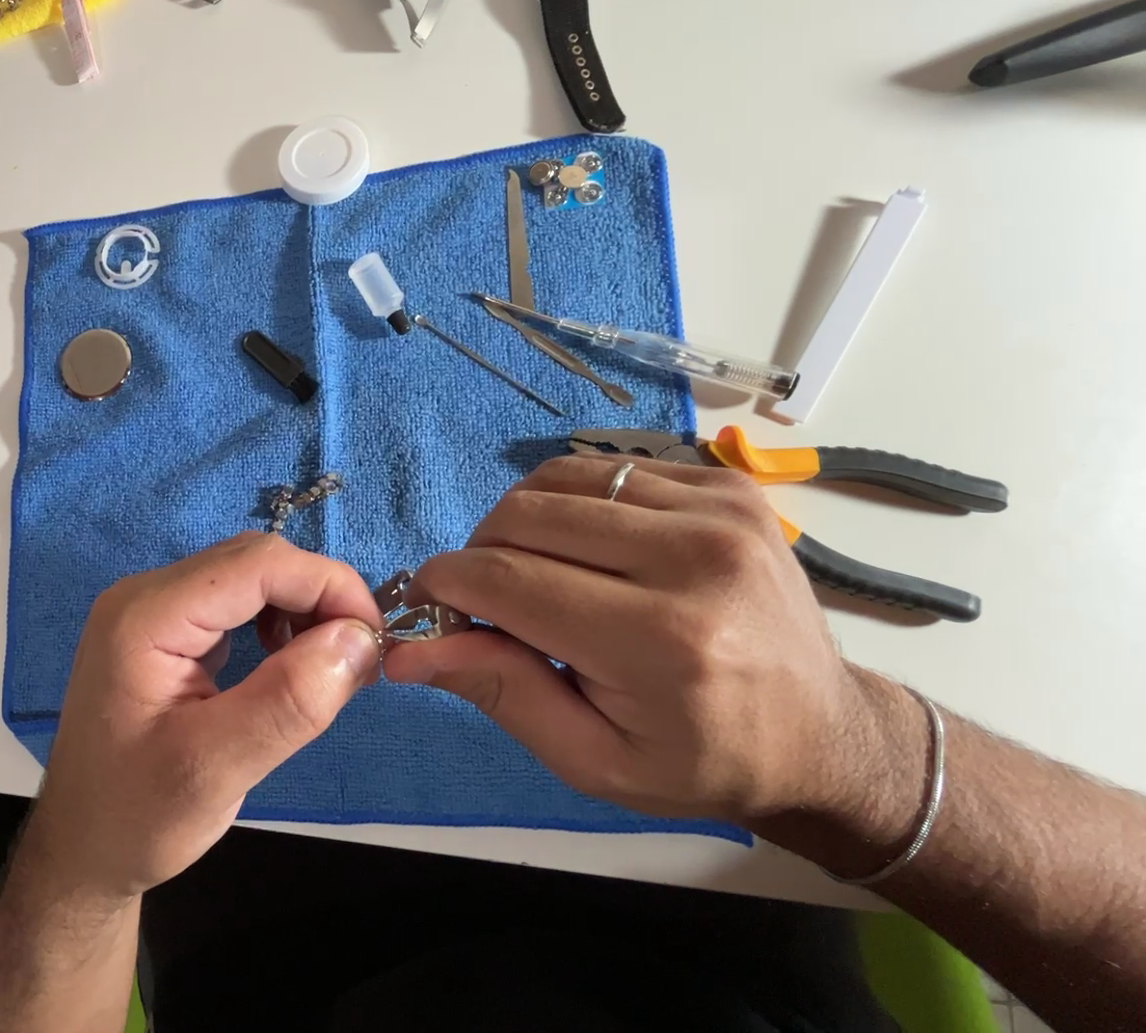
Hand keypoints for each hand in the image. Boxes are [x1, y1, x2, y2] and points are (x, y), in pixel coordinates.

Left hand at [26, 532, 384, 901]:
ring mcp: (153, 612)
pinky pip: (234, 603)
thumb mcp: (214, 768)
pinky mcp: (166, 633)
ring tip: (331, 663)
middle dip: (318, 596)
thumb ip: (287, 701)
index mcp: (145, 616)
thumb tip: (359, 638)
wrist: (82, 848)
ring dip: (301, 608)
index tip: (376, 639)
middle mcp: (145, 596)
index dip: (327, 586)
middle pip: (253, 562)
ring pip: (248, 578)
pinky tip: (288, 661)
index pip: (256, 563)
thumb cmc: (136, 817)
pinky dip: (276, 621)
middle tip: (360, 658)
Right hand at [383, 454, 894, 824]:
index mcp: (659, 639)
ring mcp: (717, 509)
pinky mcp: (726, 486)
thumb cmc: (699, 760)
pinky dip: (567, 503)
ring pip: (554, 481)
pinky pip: (602, 470)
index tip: (428, 606)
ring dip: (517, 525)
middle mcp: (692, 557)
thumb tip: (406, 650)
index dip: (443, 585)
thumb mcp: (590, 757)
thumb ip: (498, 691)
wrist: (823, 735)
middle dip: (475, 557)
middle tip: (484, 602)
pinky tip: (581, 547)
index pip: (505, 579)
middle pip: (520, 519)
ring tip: (529, 571)